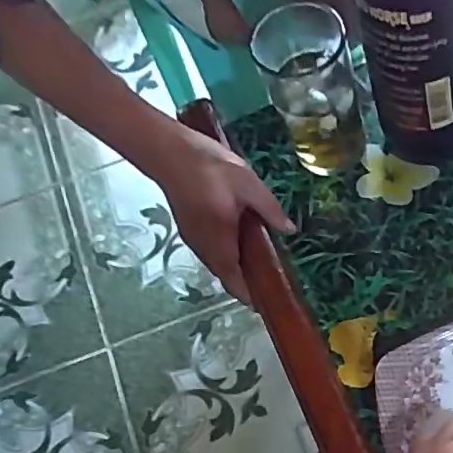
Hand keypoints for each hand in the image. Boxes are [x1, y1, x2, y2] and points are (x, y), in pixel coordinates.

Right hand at [144, 126, 293, 305]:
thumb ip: (269, 209)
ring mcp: (194, 240)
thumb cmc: (207, 166)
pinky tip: (242, 247)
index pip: (234, 281)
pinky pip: (211, 253)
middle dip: (247, 285)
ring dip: (236, 271)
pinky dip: (227, 258)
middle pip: (226, 277)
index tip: (268, 304)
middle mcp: (204, 248)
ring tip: (261, 268)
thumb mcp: (247, 184)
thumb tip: (289, 230)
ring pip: (218, 266)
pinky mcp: (189, 230)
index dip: (250, 296)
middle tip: (271, 284)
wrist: (164, 148)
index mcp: (219, 243)